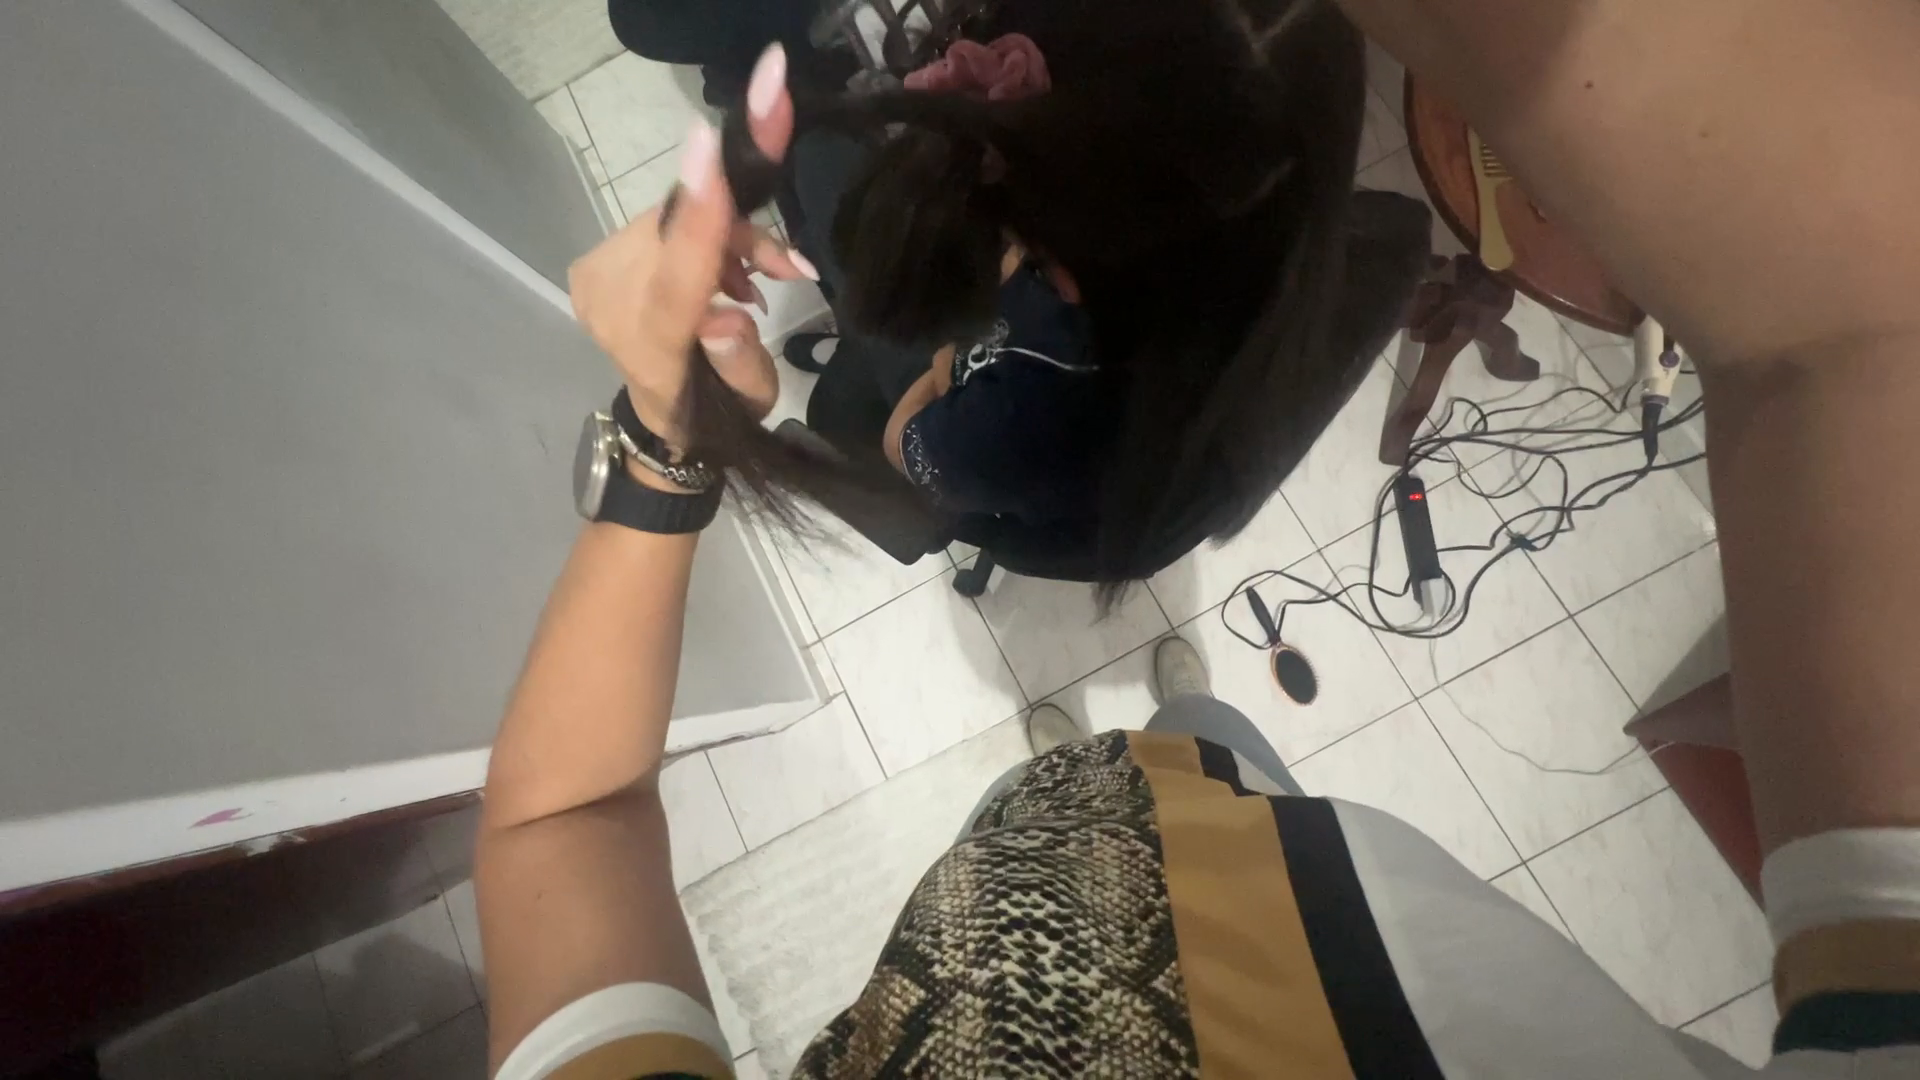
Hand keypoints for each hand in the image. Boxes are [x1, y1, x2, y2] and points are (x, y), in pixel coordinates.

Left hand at [565, 45, 814, 448]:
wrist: (666, 417)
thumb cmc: (718, 415)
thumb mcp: (749, 403)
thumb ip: (739, 365)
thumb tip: (728, 318)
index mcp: (651, 356)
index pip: (673, 284)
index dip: (698, 221)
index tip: (710, 147)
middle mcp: (609, 311)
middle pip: (676, 236)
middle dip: (738, 233)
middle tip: (788, 265)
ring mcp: (593, 283)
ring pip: (669, 222)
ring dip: (724, 236)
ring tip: (760, 278)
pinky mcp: (594, 263)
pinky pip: (657, 226)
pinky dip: (700, 233)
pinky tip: (726, 270)